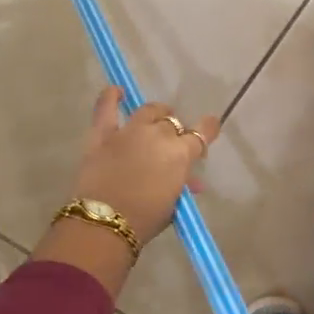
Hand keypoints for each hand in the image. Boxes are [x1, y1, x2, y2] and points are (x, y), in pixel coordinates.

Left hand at [71, 86, 217, 243]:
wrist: (105, 222)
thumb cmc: (145, 220)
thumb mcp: (173, 206)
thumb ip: (182, 187)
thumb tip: (190, 182)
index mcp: (180, 154)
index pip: (201, 134)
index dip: (207, 130)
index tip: (209, 128)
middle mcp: (158, 135)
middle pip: (173, 125)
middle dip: (176, 133)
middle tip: (172, 146)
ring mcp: (129, 131)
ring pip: (149, 111)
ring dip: (156, 115)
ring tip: (156, 121)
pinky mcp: (103, 134)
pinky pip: (107, 108)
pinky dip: (111, 97)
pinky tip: (117, 91)